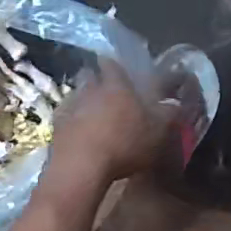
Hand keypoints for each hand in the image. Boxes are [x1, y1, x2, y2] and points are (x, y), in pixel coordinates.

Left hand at [46, 60, 173, 184]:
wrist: (81, 166)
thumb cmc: (125, 144)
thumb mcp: (157, 132)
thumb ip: (167, 115)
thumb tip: (175, 103)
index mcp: (116, 85)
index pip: (113, 64)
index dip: (115, 66)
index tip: (118, 70)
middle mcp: (90, 89)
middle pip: (89, 76)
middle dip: (95, 81)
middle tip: (105, 93)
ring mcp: (69, 106)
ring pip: (75, 95)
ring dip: (82, 102)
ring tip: (91, 116)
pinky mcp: (55, 126)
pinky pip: (64, 117)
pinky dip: (70, 121)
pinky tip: (77, 133)